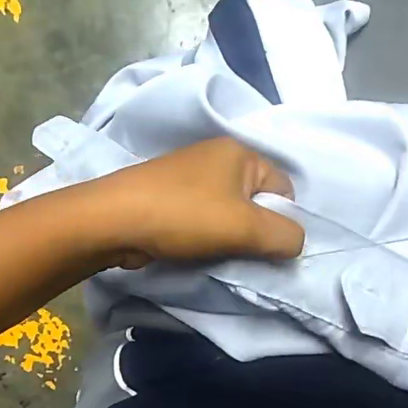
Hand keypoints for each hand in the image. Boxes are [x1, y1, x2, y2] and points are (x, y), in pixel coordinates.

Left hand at [54, 137, 304, 268]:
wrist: (113, 220)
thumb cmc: (184, 216)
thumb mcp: (246, 228)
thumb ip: (284, 235)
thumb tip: (295, 243)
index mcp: (239, 152)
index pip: (283, 188)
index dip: (281, 220)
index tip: (265, 246)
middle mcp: (215, 158)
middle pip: (255, 202)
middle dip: (253, 231)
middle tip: (241, 253)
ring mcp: (188, 177)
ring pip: (227, 214)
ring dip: (227, 238)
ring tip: (214, 254)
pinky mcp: (167, 198)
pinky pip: (201, 220)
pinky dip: (202, 237)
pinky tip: (193, 251)